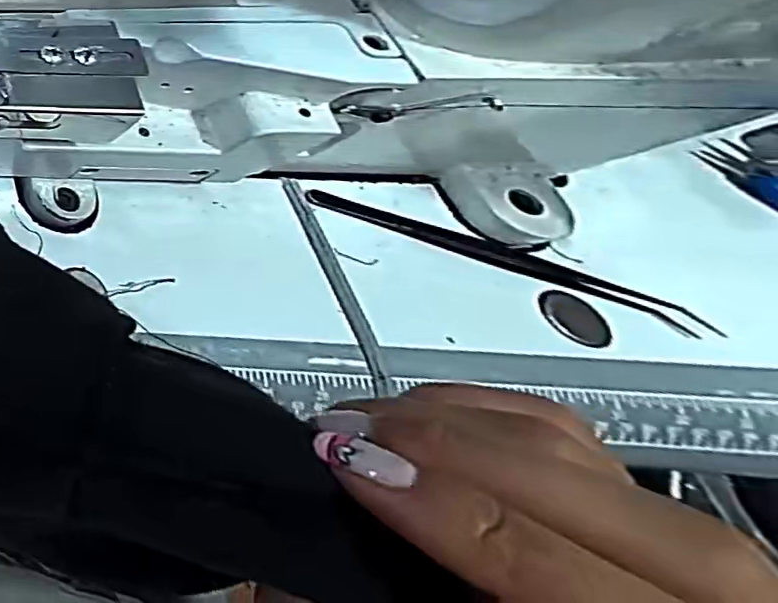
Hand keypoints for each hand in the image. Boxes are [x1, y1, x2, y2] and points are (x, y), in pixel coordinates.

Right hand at [313, 384, 777, 601]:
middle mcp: (703, 597)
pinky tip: (417, 411)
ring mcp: (693, 546)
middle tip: (340, 426)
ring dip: (443, 415)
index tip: (344, 461)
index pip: (542, 560)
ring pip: (570, 442)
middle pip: (569, 483)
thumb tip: (285, 579)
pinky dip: (477, 405)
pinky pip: (567, 426)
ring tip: (364, 418)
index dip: (434, 504)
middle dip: (433, 441)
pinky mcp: (646, 500)